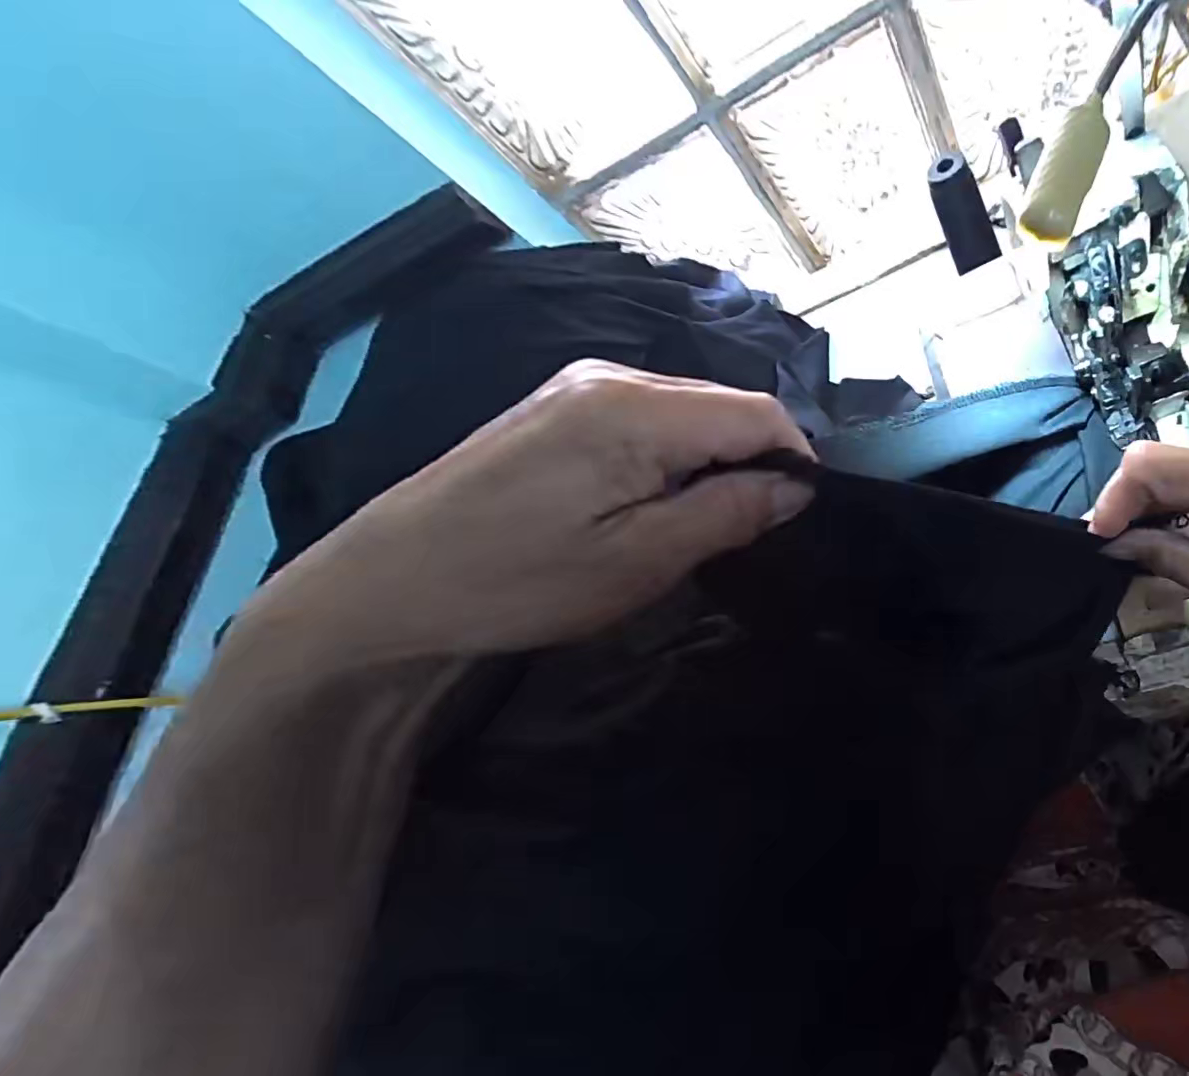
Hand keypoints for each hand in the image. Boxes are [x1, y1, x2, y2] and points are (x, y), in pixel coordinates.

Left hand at [240, 360, 815, 661]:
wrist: (388, 588)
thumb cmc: (520, 581)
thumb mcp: (642, 559)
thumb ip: (729, 512)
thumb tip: (796, 487)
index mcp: (637, 408)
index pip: (757, 411)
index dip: (794, 457)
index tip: (800, 510)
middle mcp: (612, 376)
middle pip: (724, 403)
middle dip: (756, 458)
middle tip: (753, 526)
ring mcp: (580, 385)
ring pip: (690, 409)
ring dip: (717, 457)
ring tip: (706, 517)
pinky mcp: (559, 406)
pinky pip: (650, 416)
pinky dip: (678, 453)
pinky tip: (659, 495)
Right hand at [1090, 437, 1188, 657]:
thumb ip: (1168, 557)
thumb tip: (1109, 545)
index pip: (1148, 465)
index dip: (1112, 500)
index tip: (1098, 543)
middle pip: (1158, 461)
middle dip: (1127, 503)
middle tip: (1115, 550)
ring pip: (1178, 465)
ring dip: (1151, 502)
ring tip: (1140, 545)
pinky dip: (1179, 499)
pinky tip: (1176, 530)